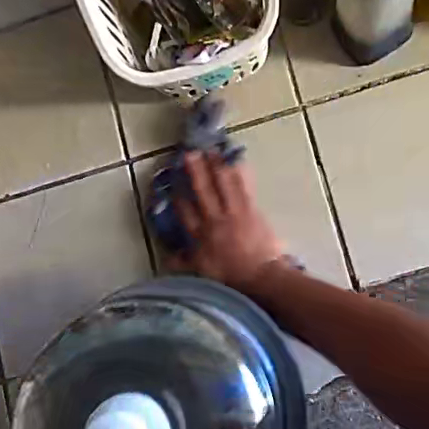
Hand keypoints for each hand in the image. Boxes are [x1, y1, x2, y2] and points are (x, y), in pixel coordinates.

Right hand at [177, 150, 286, 290]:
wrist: (261, 277)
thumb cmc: (232, 278)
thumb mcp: (201, 273)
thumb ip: (183, 263)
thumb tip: (168, 258)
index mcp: (200, 235)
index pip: (185, 211)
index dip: (178, 196)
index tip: (173, 183)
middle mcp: (214, 219)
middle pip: (202, 190)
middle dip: (195, 171)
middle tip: (189, 153)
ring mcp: (234, 212)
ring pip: (222, 184)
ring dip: (215, 165)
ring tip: (211, 150)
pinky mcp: (251, 209)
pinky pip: (243, 186)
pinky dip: (239, 172)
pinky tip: (236, 160)